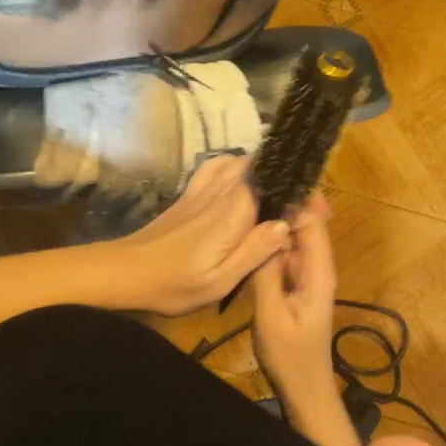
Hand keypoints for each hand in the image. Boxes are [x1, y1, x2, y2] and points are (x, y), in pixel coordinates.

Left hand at [110, 155, 290, 315]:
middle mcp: (219, 191)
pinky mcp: (190, 192)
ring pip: (240, 162)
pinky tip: (245, 182)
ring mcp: (202, 188)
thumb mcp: (220, 280)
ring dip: (265, 171)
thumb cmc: (174, 283)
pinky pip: (218, 165)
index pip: (272, 181)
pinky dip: (237, 166)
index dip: (298, 189)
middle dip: (286, 179)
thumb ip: (255, 251)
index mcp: (230, 212)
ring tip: (282, 194)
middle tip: (305, 205)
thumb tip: (286, 224)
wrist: (128, 271)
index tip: (317, 207)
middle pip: (259, 167)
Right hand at [250, 192, 338, 403]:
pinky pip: (282, 249)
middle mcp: (315, 264)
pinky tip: (246, 226)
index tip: (266, 175)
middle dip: (282, 199)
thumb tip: (262, 230)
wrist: (303, 390)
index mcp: (318, 269)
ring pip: (291, 233)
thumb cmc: (290, 355)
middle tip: (248, 181)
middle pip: (302, 221)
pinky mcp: (292, 281)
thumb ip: (266, 272)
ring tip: (244, 195)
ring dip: (273, 216)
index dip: (294, 195)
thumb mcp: (271, 314)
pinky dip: (268, 236)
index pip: (311, 219)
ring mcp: (304, 272)